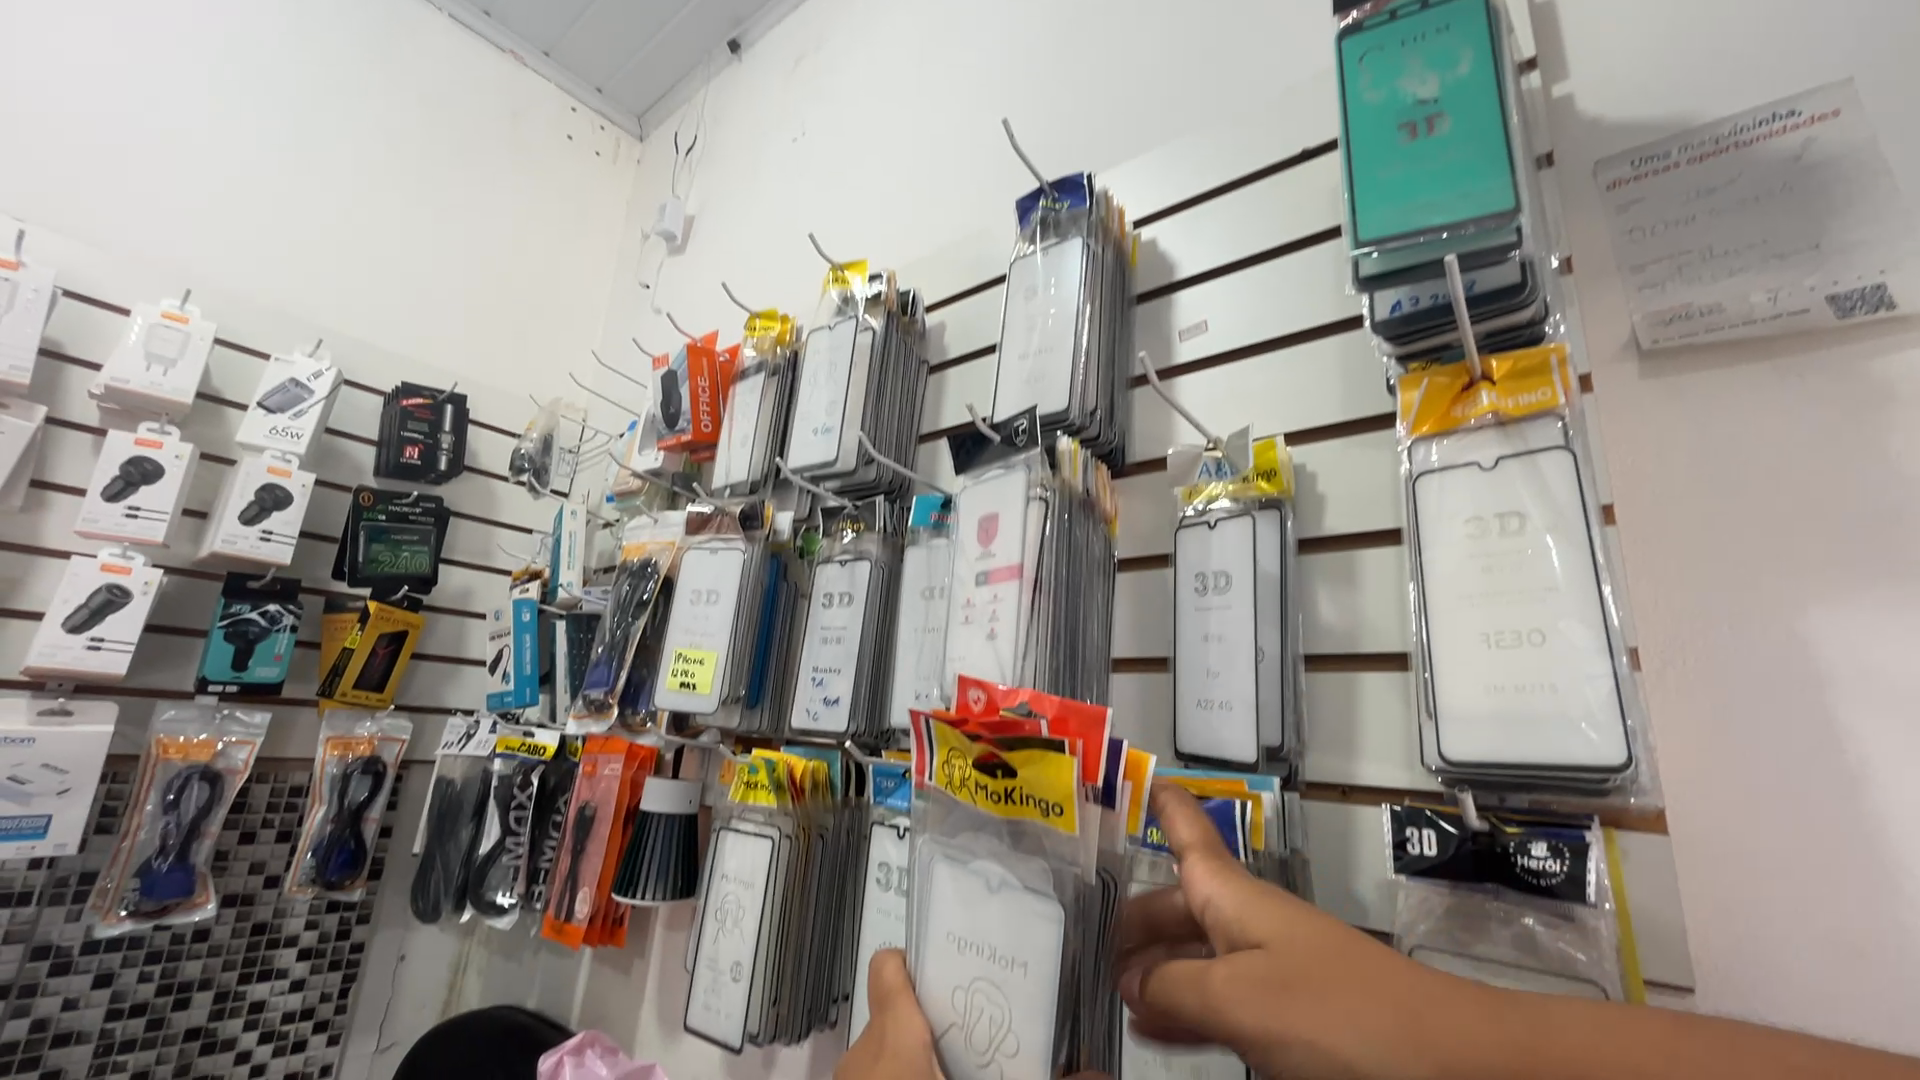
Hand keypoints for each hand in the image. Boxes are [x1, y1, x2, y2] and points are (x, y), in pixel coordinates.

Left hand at [837, 948, 1110, 1079]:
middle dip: (940, 1023)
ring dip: (923, 1062)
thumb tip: (1099, 1073)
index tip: (954, 972)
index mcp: (894, 1035)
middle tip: (987, 1034)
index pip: (889, 967)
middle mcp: (866, 1052)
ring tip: (970, 1070)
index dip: (916, 962)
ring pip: (888, 1055)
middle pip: (898, 1013)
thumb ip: (1038, 1079)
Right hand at [1118, 784, 1487, 1079]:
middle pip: (1175, 907)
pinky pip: (1220, 1001)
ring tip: (1107, 996)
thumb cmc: (1333, 1012)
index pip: (1186, 832)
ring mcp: (1268, 969)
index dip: (1161, 804)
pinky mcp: (1288, 1015)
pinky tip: (1154, 1032)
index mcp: (1231, 896)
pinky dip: (1185, 1011)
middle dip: (1131, 924)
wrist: (1447, 1062)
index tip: (1137, 778)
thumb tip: (1129, 982)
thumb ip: (1172, 987)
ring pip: (1194, 958)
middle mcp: (1244, 921)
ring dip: (1153, 973)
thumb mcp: (1238, 999)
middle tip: (1085, 953)